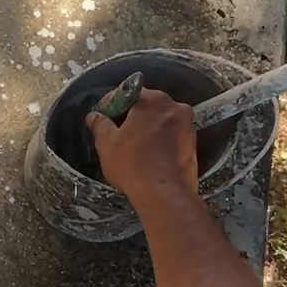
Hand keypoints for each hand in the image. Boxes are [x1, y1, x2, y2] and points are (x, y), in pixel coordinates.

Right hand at [86, 89, 199, 207]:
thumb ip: (100, 124)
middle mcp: (174, 107)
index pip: (126, 92)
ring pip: (160, 119)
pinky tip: (148, 154)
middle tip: (116, 132)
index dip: (110, 104)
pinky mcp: (193, 143)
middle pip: (146, 104)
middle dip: (130, 115)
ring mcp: (187, 125)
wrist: (164, 194)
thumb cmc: (133, 164)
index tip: (101, 116)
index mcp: (152, 101)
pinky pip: (171, 134)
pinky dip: (159, 139)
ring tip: (132, 146)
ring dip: (146, 127)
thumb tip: (94, 116)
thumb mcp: (106, 143)